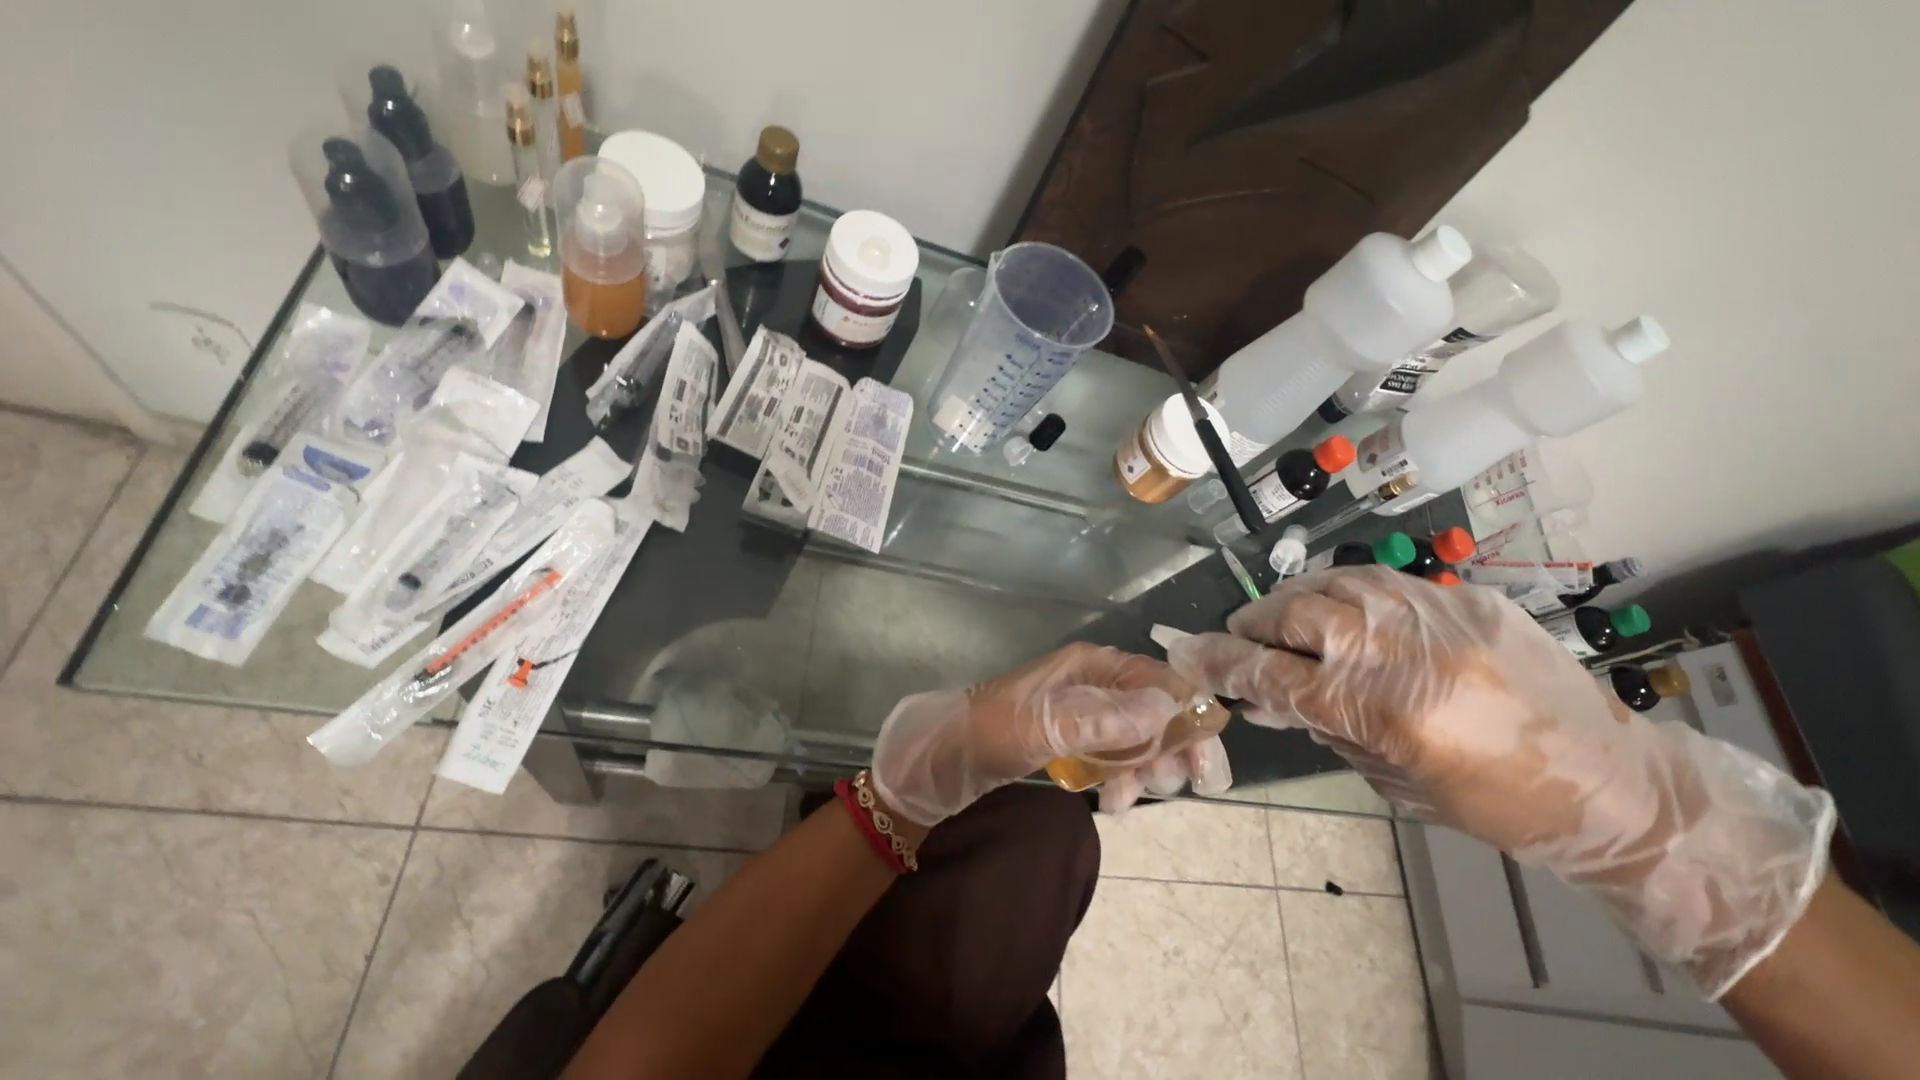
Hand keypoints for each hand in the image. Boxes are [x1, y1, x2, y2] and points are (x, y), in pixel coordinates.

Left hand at [871, 643, 1230, 826]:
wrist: (944, 759)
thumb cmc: (990, 733)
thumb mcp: (1045, 728)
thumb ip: (1104, 719)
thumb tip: (1166, 709)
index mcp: (1091, 665)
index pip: (1160, 679)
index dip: (1189, 715)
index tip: (1205, 760)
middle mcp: (1096, 682)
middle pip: (1158, 710)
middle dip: (1170, 750)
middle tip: (1175, 788)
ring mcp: (1087, 712)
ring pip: (1140, 738)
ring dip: (1144, 771)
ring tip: (1125, 801)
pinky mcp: (1077, 739)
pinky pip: (1116, 756)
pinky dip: (1121, 779)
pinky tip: (1112, 802)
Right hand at [1167, 566, 1833, 998]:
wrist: (1607, 782)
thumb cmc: (1495, 806)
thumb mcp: (1395, 781)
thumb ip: (1329, 730)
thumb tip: (1271, 701)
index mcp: (1386, 712)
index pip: (1275, 677)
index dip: (1222, 664)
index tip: (1187, 654)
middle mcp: (1406, 651)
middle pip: (1298, 615)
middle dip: (1254, 624)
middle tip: (1240, 636)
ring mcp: (1439, 615)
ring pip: (1336, 584)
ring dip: (1294, 599)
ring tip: (1282, 617)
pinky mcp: (1466, 598)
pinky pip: (1383, 581)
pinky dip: (1345, 591)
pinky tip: (1339, 607)